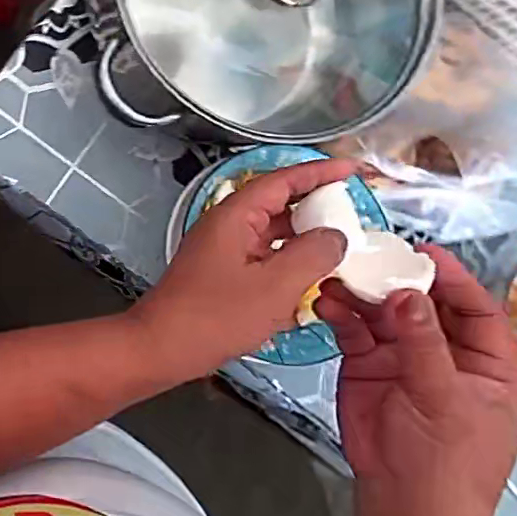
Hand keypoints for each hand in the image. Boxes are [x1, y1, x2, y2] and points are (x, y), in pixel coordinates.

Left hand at [129, 160, 354, 379]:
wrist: (161, 346)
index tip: (353, 169)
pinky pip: (261, 259)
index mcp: (234, 216)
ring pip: (270, 235)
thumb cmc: (214, 315)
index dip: (319, 172)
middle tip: (355, 213)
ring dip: (303, 239)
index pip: (282, 181)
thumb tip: (335, 236)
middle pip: (276, 205)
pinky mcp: (220, 275)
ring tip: (342, 247)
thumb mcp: (275, 285)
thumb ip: (313, 255)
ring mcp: (221, 251)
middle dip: (316, 207)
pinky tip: (310, 281)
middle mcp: (225, 227)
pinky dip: (286, 264)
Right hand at [318, 246, 516, 515]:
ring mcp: (402, 358)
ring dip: (362, 295)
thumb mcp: (445, 400)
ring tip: (338, 279)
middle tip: (370, 257)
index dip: (454, 279)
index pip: (476, 310)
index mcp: (486, 364)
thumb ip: (423, 345)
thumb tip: (406, 296)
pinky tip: (327, 303)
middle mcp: (444, 354)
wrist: (405, 500)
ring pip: (382, 314)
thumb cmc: (448, 460)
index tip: (424, 253)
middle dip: (397, 281)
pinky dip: (340, 315)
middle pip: (422, 305)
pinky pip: (354, 331)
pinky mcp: (365, 365)